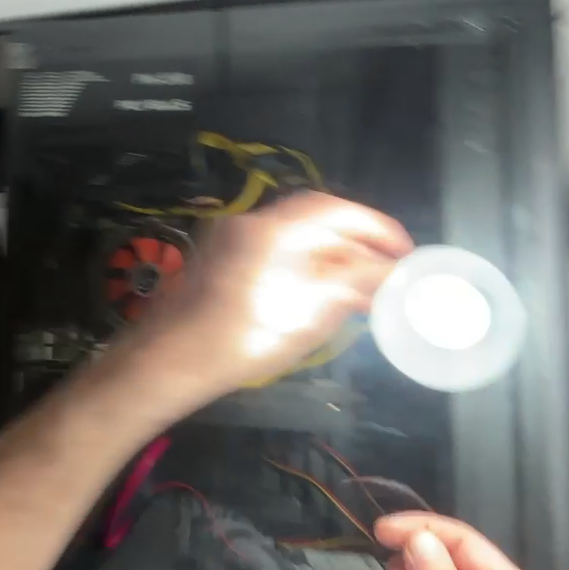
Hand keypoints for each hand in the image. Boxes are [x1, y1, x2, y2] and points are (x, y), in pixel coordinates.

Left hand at [121, 192, 412, 405]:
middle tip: (385, 271)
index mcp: (270, 230)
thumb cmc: (238, 341)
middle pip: (312, 220)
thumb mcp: (305, 316)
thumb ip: (351, 285)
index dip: (374, 226)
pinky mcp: (218, 261)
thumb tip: (388, 271)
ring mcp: (228, 241)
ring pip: (292, 238)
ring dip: (328, 256)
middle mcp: (247, 224)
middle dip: (354, 242)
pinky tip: (318, 294)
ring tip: (359, 288)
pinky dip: (301, 265)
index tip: (402, 250)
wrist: (166, 361)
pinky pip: (271, 252)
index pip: (333, 209)